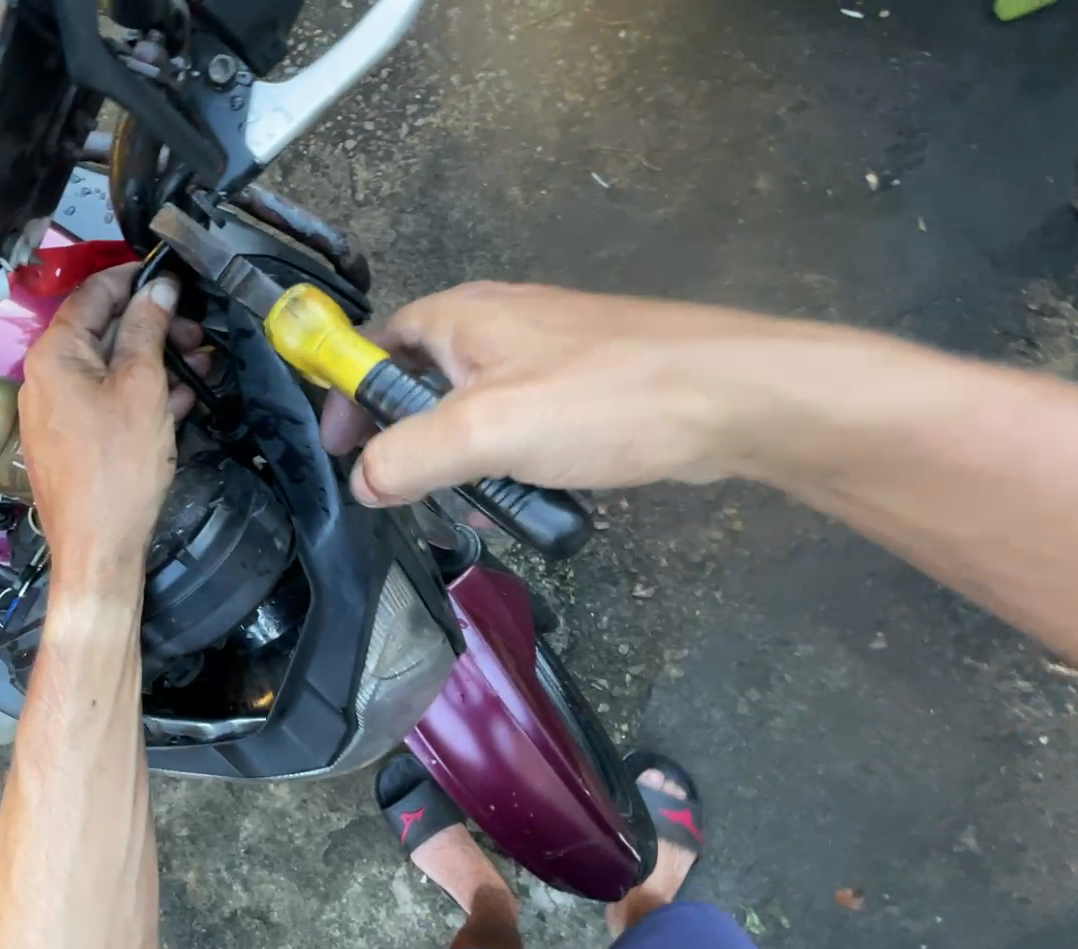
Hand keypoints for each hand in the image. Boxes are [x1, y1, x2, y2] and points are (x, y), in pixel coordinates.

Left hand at [20, 264, 204, 577]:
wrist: (98, 546)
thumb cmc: (117, 469)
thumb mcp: (142, 387)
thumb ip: (146, 331)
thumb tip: (157, 290)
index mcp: (54, 355)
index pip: (93, 294)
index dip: (134, 278)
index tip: (169, 277)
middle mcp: (46, 379)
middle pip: (103, 333)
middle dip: (153, 329)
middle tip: (196, 334)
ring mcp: (56, 413)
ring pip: (110, 371)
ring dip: (155, 364)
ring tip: (200, 367)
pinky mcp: (71, 443)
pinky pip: (106, 404)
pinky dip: (140, 397)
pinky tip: (179, 403)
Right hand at [322, 282, 861, 506]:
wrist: (738, 400)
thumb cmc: (600, 401)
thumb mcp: (483, 431)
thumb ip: (406, 457)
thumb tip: (361, 483)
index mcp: (460, 317)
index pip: (373, 345)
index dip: (346, 393)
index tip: (339, 449)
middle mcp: (494, 325)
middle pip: (415, 381)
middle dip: (398, 437)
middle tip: (395, 486)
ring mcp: (540, 355)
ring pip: (464, 409)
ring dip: (449, 458)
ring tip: (457, 503)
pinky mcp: (576, 386)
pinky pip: (510, 425)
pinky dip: (496, 460)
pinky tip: (512, 498)